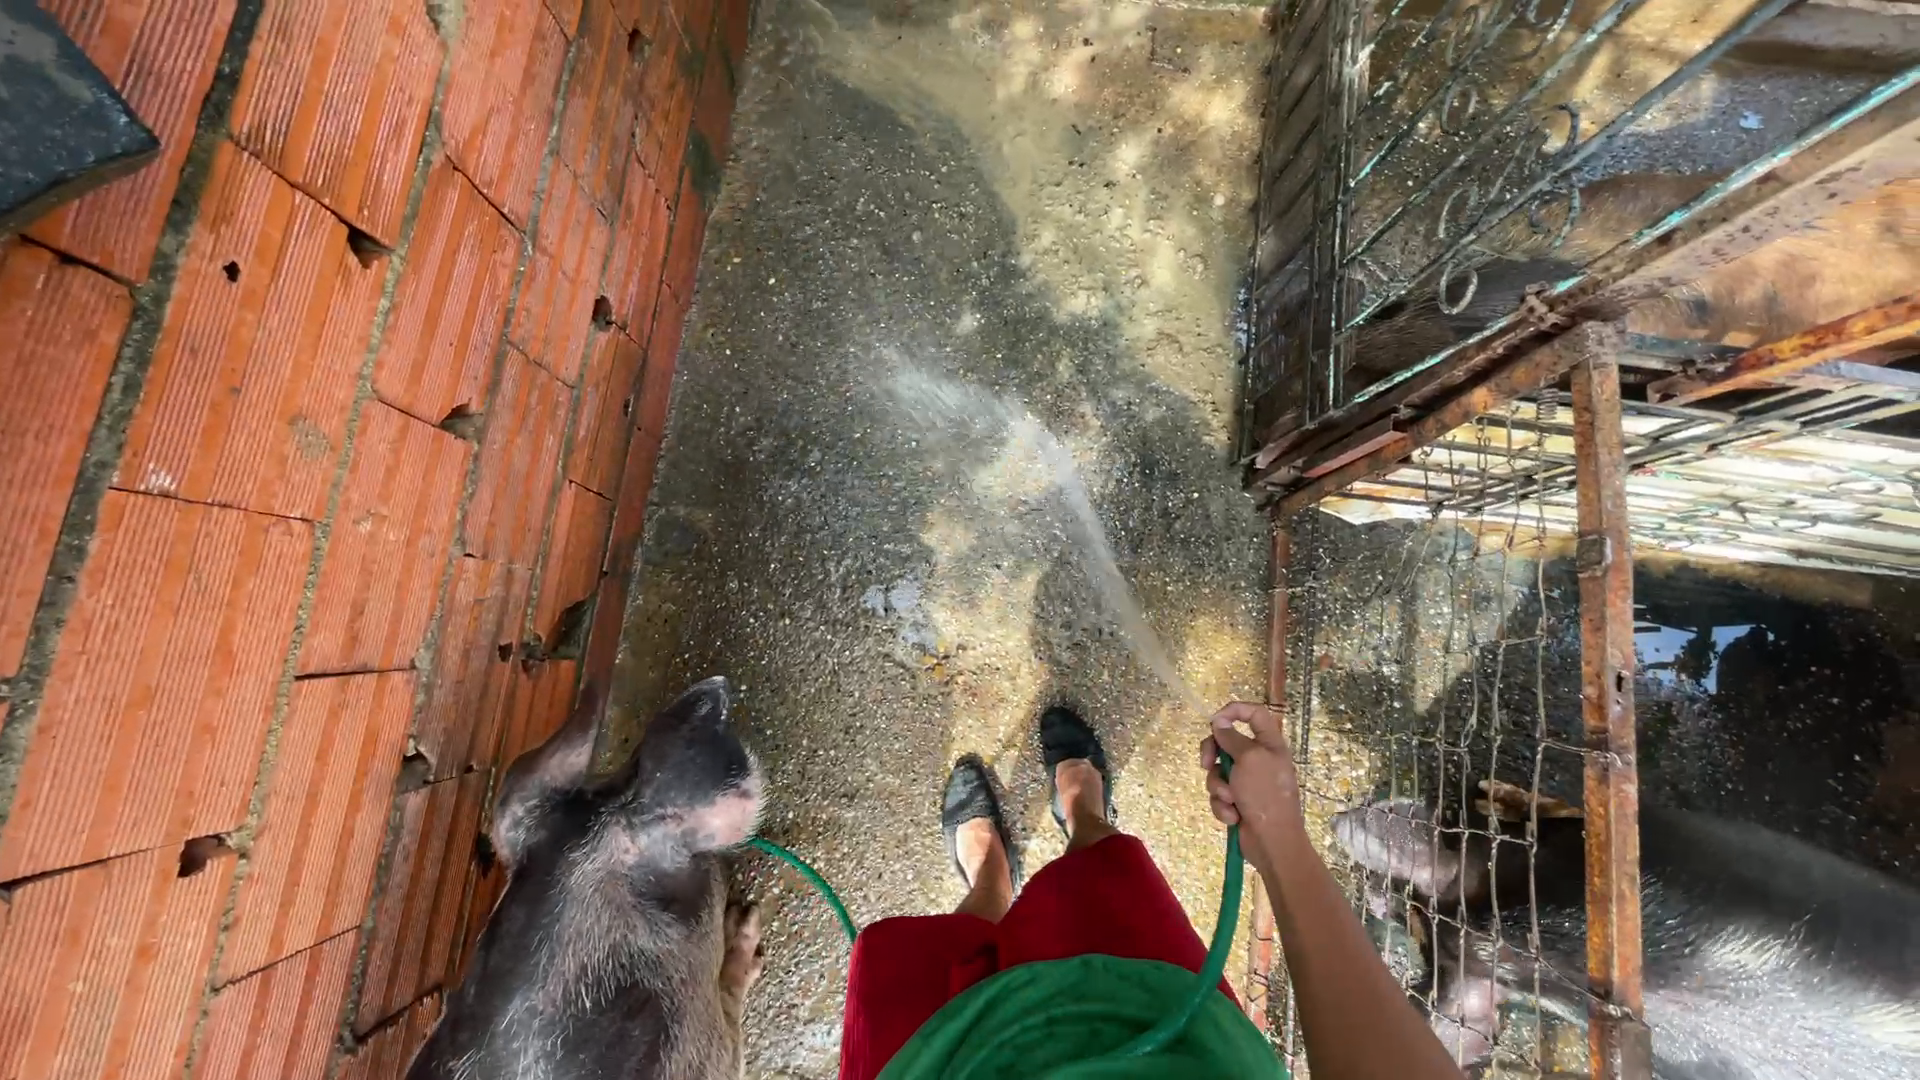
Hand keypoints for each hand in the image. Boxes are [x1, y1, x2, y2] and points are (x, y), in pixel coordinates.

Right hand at [1200, 701, 1304, 870]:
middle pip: (1226, 742)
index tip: (1214, 720)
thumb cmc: (1265, 795)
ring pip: (1218, 770)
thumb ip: (1231, 738)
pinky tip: (1233, 816)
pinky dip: (1222, 805)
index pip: (1254, 713)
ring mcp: (1247, 781)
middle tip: (1206, 763)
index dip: (1234, 710)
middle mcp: (1258, 759)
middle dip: (1213, 754)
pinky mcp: (1237, 800)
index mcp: (1269, 744)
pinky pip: (1218, 793)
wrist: (1272, 843)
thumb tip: (1218, 723)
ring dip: (1219, 787)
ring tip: (1230, 800)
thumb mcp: (1249, 759)